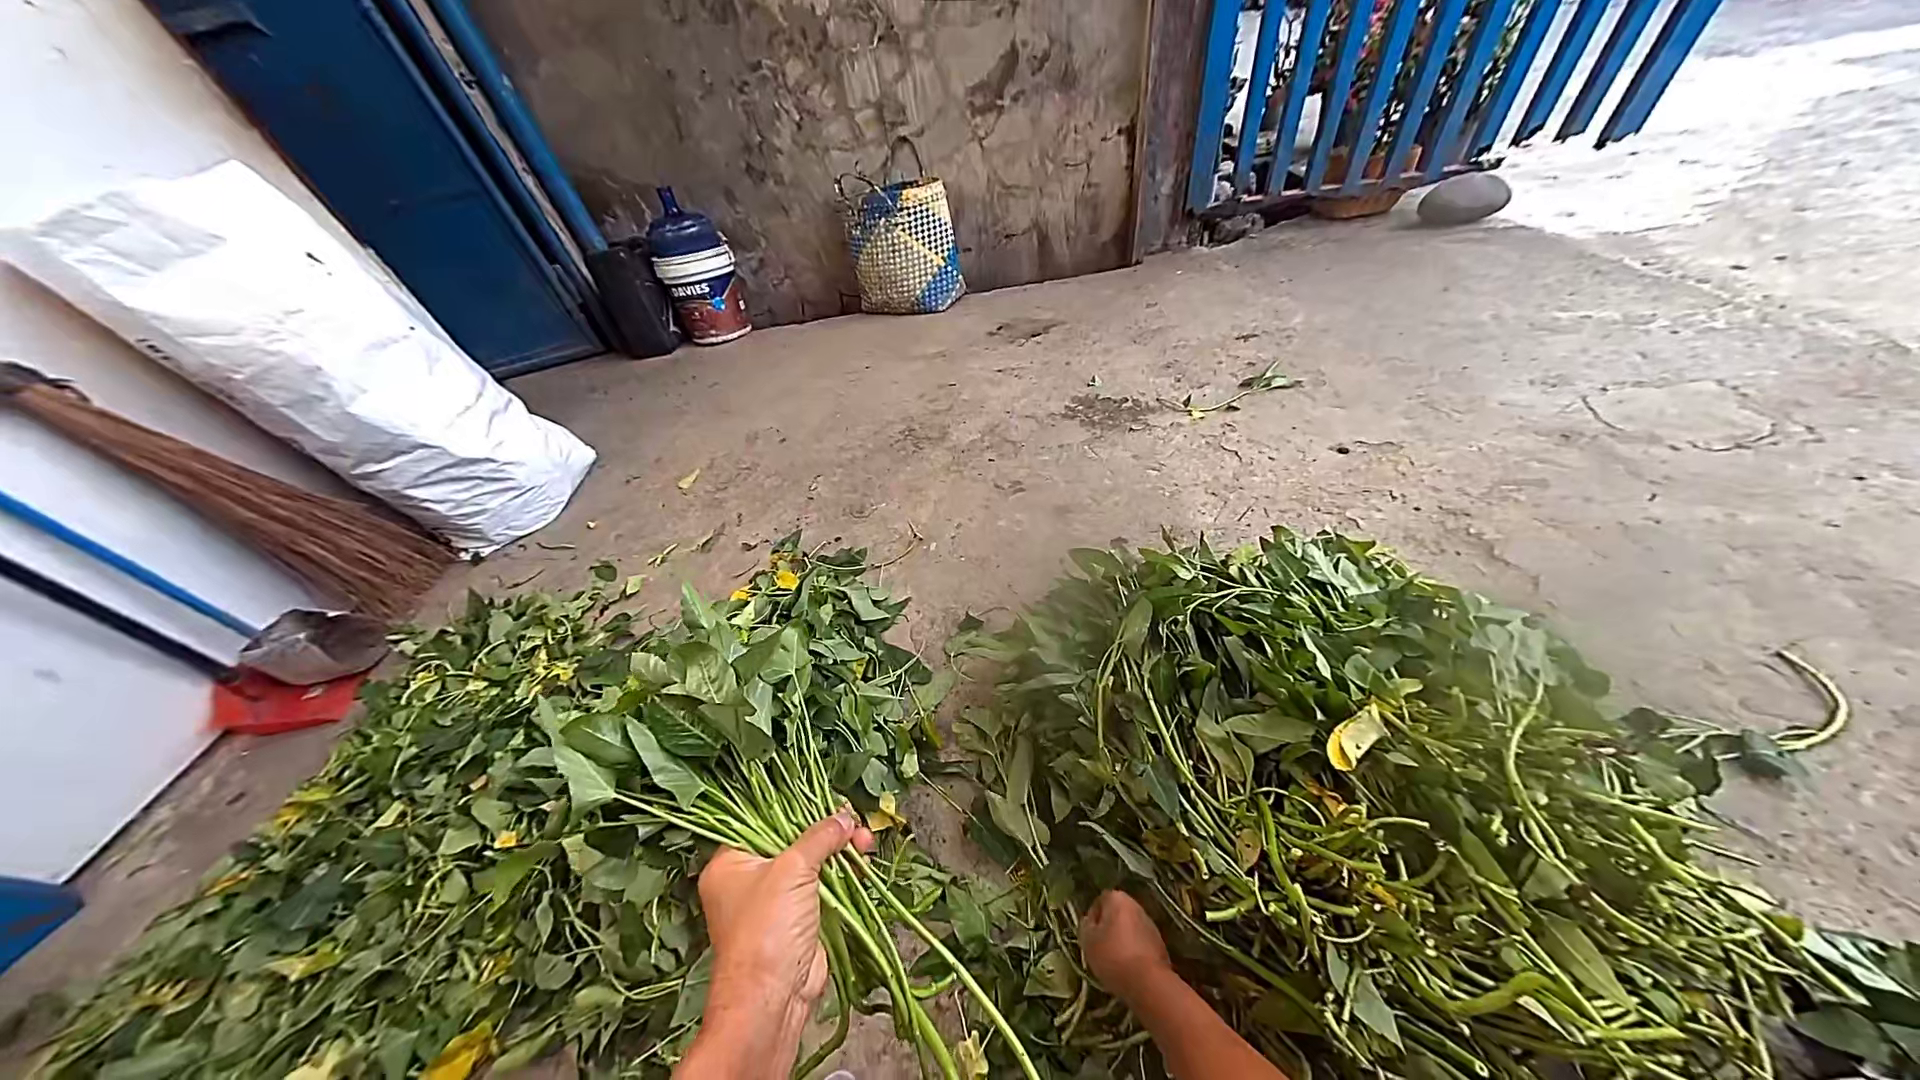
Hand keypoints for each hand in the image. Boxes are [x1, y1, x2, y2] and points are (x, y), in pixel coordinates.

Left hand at [675, 808, 873, 1078]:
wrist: (773, 997)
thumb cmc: (766, 930)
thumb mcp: (792, 869)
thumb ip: (819, 836)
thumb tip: (844, 816)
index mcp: (731, 862)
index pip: (762, 819)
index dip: (795, 807)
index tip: (825, 798)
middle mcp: (749, 877)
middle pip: (792, 838)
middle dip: (826, 829)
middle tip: (852, 819)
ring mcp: (775, 897)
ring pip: (812, 860)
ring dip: (840, 849)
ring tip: (865, 840)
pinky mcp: (798, 915)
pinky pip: (823, 883)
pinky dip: (843, 871)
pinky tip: (861, 859)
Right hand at [1080, 890, 1173, 1001]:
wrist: (1149, 983)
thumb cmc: (1113, 956)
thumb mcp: (1088, 941)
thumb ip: (1085, 926)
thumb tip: (1089, 922)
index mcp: (1118, 898)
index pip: (1100, 901)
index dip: (1092, 919)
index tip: (1089, 936)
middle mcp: (1136, 906)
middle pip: (1117, 915)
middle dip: (1108, 929)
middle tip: (1099, 948)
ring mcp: (1151, 926)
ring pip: (1130, 930)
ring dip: (1122, 942)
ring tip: (1114, 963)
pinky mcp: (1161, 946)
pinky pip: (1141, 946)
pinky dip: (1134, 954)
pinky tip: (1129, 970)